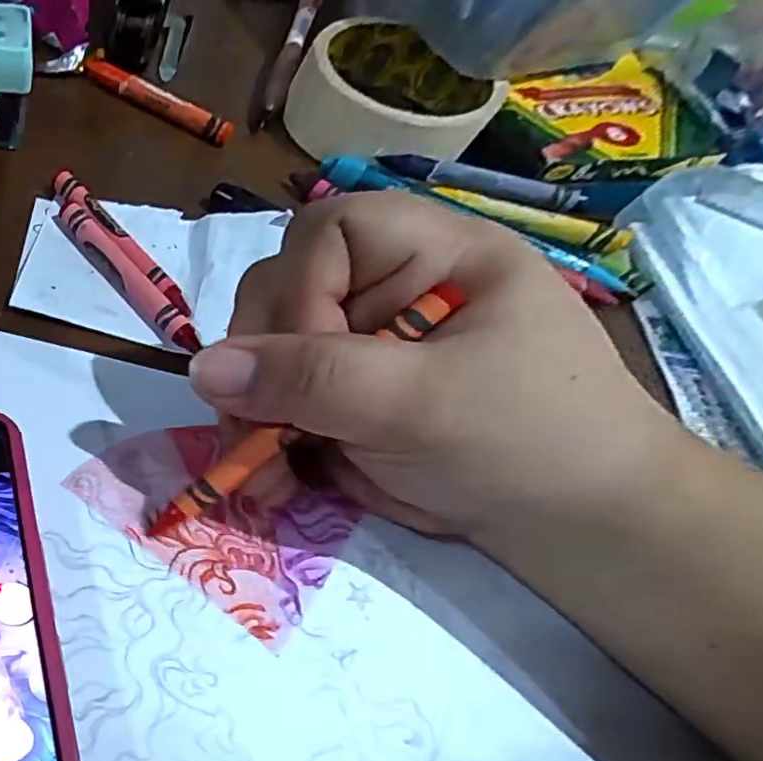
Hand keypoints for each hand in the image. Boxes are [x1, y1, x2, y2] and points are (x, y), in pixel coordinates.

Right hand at [188, 191, 682, 539]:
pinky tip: (273, 484)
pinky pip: (263, 410)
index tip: (315, 365)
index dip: (300, 295)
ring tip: (265, 477)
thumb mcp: (417, 403)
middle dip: (257, 373)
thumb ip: (310, 378)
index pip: (325, 236)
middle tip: (266, 434)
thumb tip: (200, 368)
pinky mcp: (329, 402)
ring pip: (253, 363)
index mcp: (425, 258)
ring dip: (246, 422)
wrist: (562, 522)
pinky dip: (256, 449)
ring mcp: (348, 351)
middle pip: (271, 300)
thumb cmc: (520, 439)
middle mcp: (377, 294)